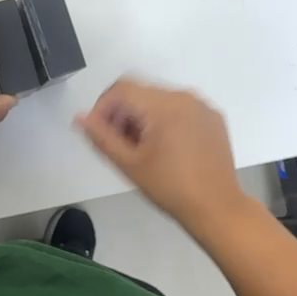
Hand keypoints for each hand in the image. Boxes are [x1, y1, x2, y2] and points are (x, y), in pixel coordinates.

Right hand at [76, 79, 248, 226]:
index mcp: (164, 106)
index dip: (102, 107)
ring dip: (142, 118)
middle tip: (118, 146)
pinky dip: (165, 121)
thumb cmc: (170, 188)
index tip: (98, 132)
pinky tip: (165, 150)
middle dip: (122, 114)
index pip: (121, 89)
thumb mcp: (129, 164)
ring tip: (141, 150)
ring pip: (160, 100)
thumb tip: (80, 117)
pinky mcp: (214, 118)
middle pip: (141, 93)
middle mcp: (185, 97)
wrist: (216, 207)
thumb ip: (101, 137)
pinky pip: (181, 109)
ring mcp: (203, 106)